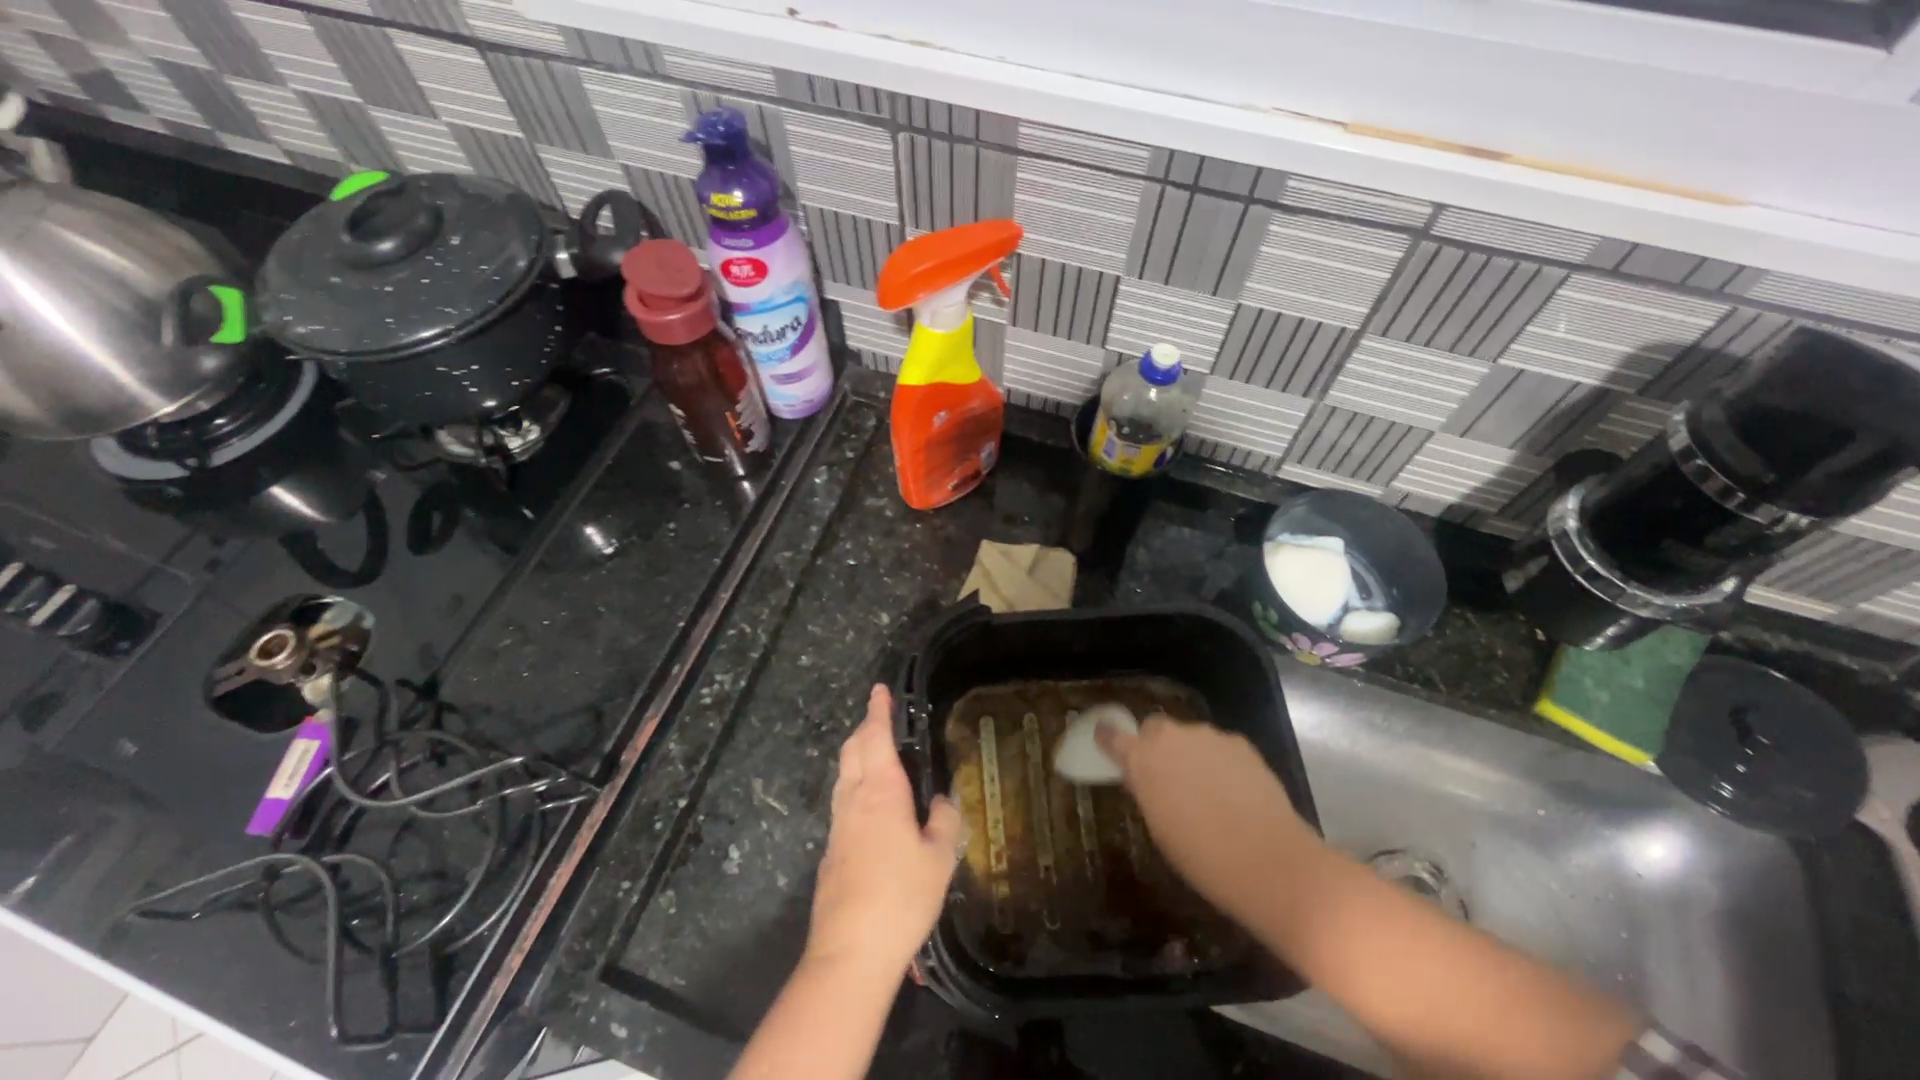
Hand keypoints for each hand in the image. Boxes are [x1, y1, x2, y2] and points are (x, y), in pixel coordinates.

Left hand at [806, 684, 962, 978]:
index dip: (878, 711)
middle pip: (852, 751)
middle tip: (882, 720)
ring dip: (857, 757)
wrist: (851, 949)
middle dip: (865, 729)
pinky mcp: (832, 851)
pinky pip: (843, 803)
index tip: (880, 690)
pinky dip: (855, 787)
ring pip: (843, 776)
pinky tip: (871, 806)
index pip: (876, 738)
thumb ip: (945, 823)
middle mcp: (853, 800)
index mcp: (880, 793)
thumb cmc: (902, 897)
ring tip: (877, 755)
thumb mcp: (939, 859)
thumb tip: (943, 803)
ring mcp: (838, 826)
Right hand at [1097, 713, 1318, 921]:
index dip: (1108, 737)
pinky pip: (1220, 747)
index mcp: (1142, 760)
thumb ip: (1148, 792)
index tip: (1105, 738)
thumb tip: (1148, 780)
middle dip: (1156, 745)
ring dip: (1191, 754)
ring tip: (1206, 789)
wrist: (1266, 858)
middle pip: (1155, 728)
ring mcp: (1210, 737)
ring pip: (1191, 738)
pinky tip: (1233, 790)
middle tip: (1165, 775)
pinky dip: (1220, 761)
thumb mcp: (1158, 827)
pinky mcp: (1242, 744)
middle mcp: (1173, 738)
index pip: (1113, 736)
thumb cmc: (1199, 856)